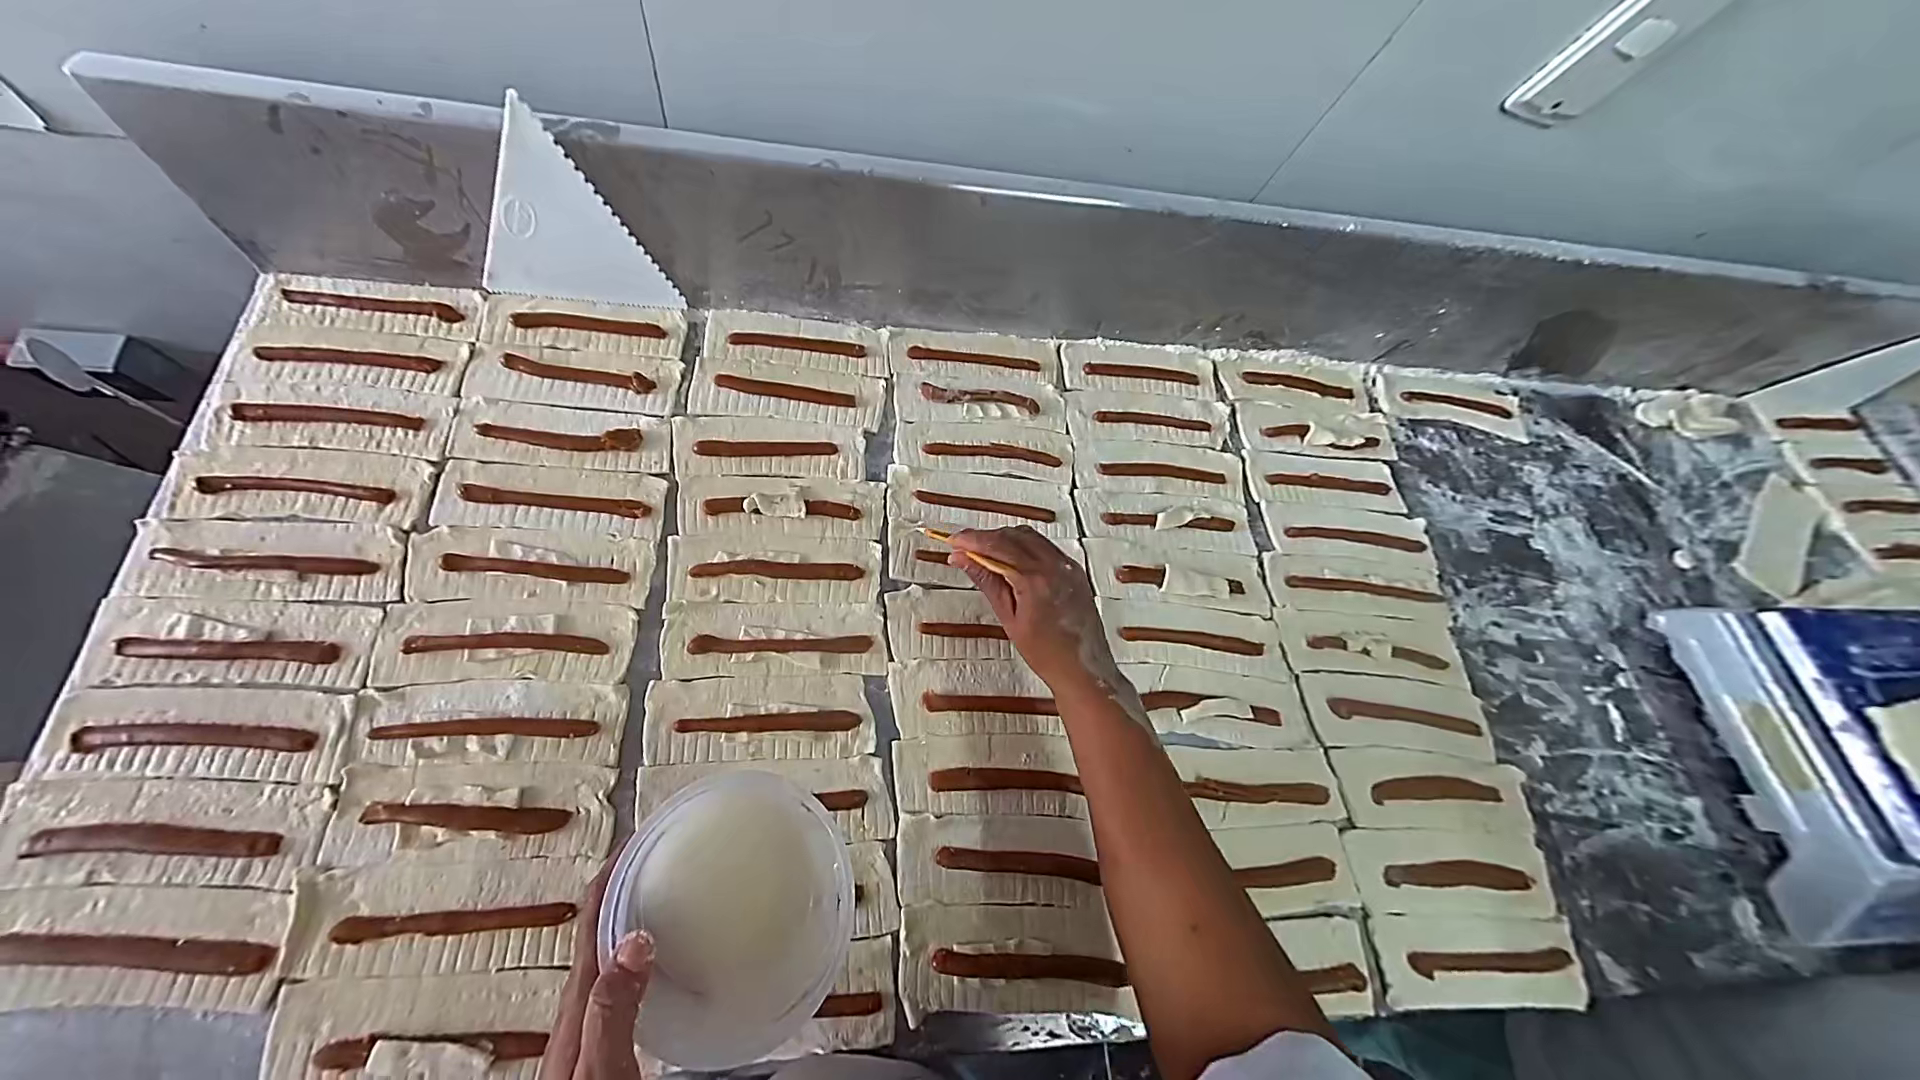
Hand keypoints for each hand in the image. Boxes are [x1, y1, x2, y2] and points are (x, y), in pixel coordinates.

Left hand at [539, 860, 654, 1079]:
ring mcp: (594, 1017)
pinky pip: (626, 970)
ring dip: (636, 909)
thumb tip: (636, 939)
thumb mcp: (603, 1070)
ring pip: (613, 945)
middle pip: (602, 924)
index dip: (613, 872)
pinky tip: (667, 952)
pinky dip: (645, 943)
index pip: (593, 918)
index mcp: (581, 1001)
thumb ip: (615, 1009)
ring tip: (668, 886)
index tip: (640, 836)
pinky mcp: (608, 1030)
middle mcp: (585, 1002)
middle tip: (663, 851)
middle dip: (629, 880)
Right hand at [945, 526, 1129, 700]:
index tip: (955, 541)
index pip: (996, 546)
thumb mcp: (1009, 618)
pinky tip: (1009, 558)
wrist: (1083, 669)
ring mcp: (1068, 567)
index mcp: (1036, 580)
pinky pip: (1045, 547)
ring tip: (983, 553)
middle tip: (963, 547)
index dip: (971, 540)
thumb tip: (964, 560)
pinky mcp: (1074, 570)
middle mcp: (1055, 567)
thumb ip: (987, 582)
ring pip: (1029, 537)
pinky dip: (1023, 546)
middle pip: (1012, 536)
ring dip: (1004, 539)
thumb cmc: (1049, 654)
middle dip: (985, 537)